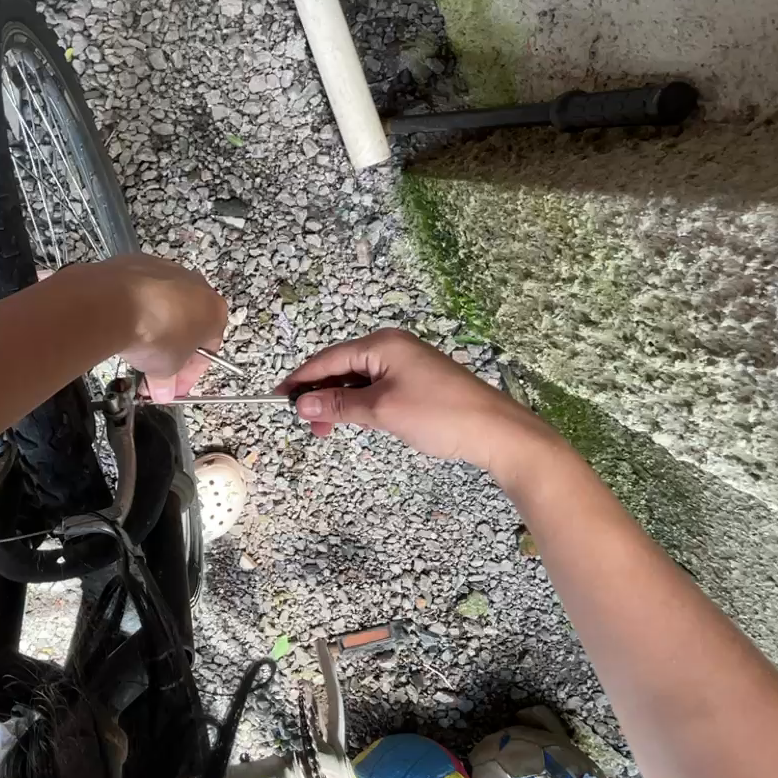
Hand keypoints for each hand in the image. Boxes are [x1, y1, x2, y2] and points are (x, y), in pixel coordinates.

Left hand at [89, 254, 227, 399]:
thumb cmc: (154, 333)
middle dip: (171, 352)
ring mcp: (167, 269)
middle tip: (154, 372)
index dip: (189, 374)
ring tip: (135, 349)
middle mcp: (196, 284)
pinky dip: (135, 307)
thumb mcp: (166, 369)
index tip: (174, 387)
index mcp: (215, 311)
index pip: (207, 350)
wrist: (116, 302)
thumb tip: (163, 390)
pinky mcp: (139, 262)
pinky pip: (141, 291)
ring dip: (154, 327)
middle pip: (186, 325)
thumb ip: (168, 381)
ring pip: (164, 305)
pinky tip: (123, 323)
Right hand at [276, 328, 567, 476]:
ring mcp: (406, 363)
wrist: (498, 433)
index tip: (278, 398)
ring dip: (340, 402)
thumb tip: (302, 404)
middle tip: (307, 424)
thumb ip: (338, 405)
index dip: (301, 379)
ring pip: (358, 379)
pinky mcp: (417, 380)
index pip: (328, 358)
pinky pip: (376, 386)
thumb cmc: (439, 415)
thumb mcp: (381, 411)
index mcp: (382, 344)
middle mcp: (392, 346)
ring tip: (328, 429)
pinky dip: (360, 403)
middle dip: (320, 394)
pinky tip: (355, 420)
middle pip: (341, 367)